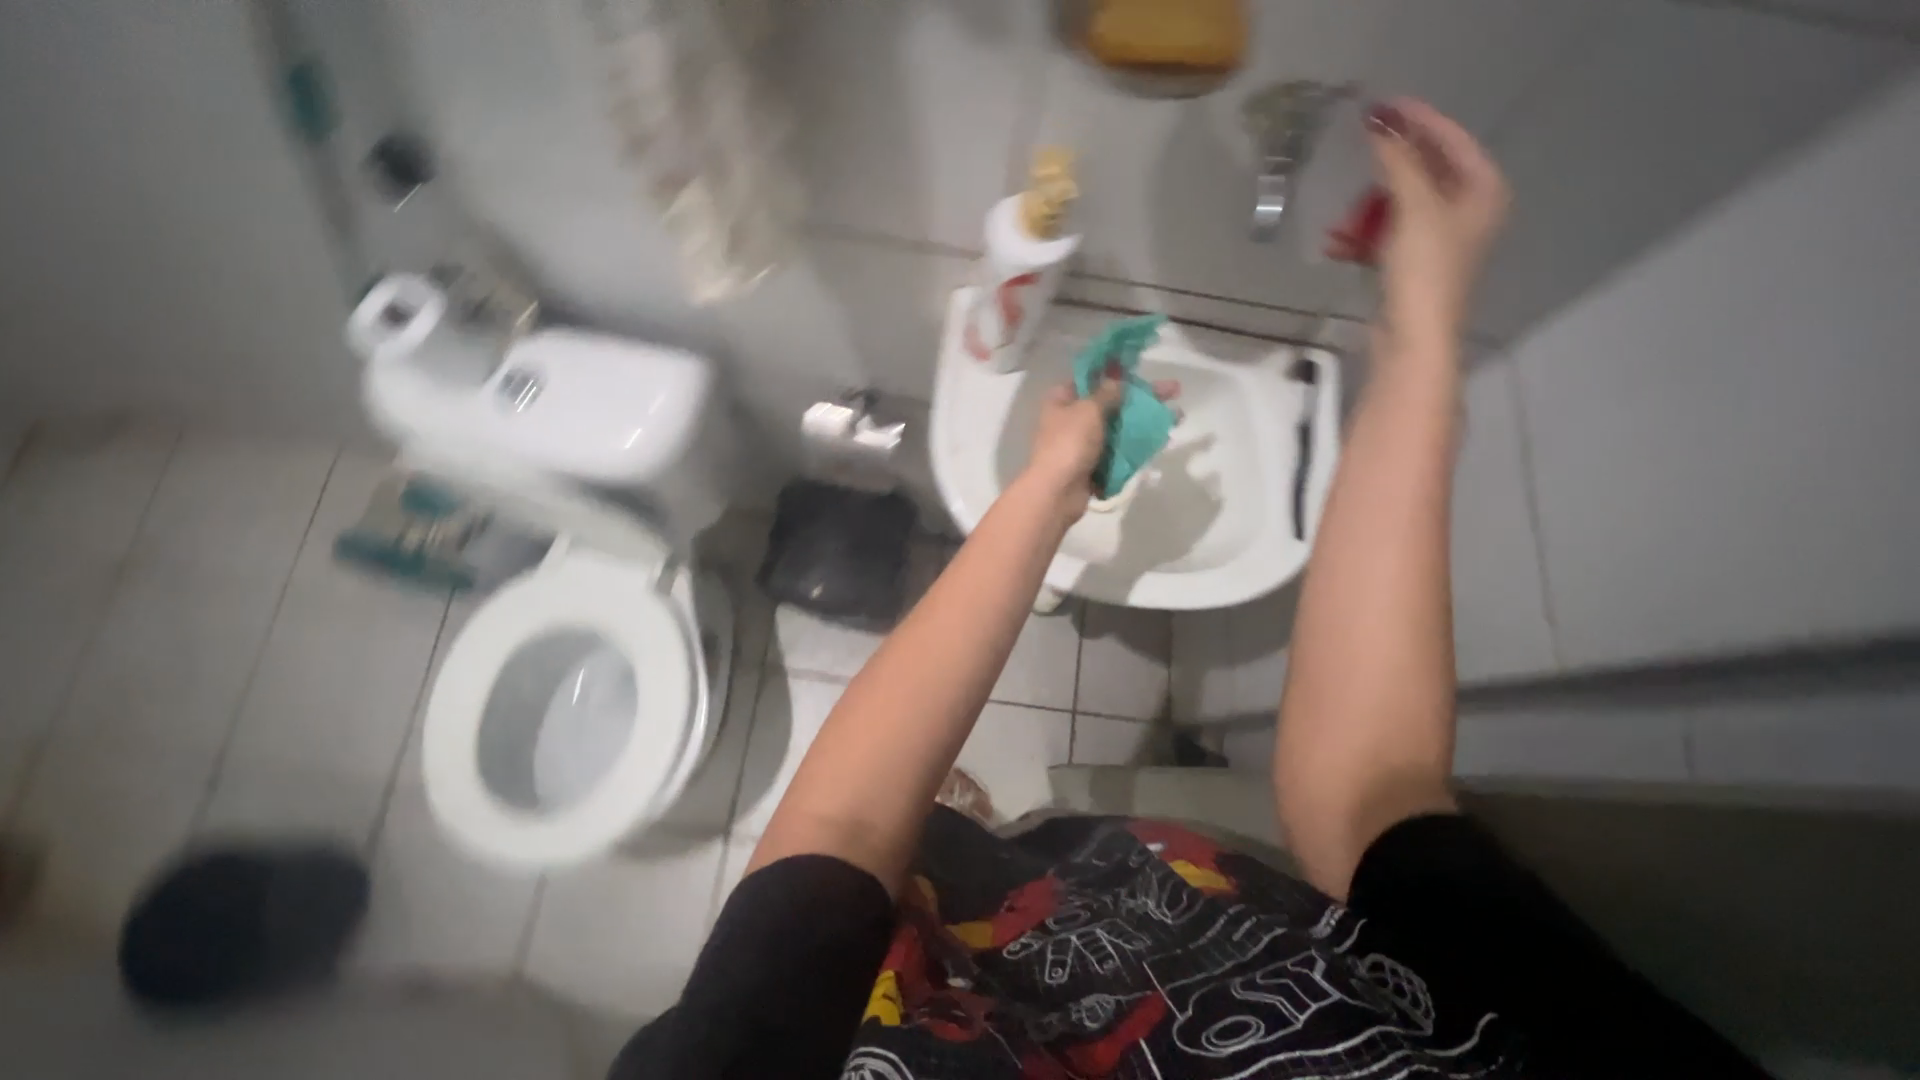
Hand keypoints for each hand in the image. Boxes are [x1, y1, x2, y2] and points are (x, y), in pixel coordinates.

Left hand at [1022, 371, 1178, 519]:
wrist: (1056, 493)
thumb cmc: (1069, 444)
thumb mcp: (1088, 409)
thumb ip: (1107, 392)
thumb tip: (1118, 381)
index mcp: (1063, 398)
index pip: (1091, 377)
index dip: (1116, 371)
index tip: (1141, 367)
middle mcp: (1072, 418)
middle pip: (1111, 402)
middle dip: (1142, 396)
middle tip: (1174, 390)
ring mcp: (1084, 443)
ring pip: (1118, 427)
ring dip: (1145, 421)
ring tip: (1176, 416)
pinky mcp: (1094, 464)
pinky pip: (1119, 450)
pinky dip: (1137, 444)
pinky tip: (1162, 439)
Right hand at [1366, 98, 1509, 350]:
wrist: (1414, 338)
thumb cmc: (1425, 270)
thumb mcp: (1414, 206)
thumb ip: (1398, 160)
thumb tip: (1377, 123)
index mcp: (1483, 190)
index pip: (1451, 139)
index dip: (1417, 119)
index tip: (1380, 106)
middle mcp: (1467, 210)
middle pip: (1424, 171)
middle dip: (1386, 168)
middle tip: (1358, 153)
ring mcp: (1438, 240)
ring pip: (1399, 205)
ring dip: (1366, 208)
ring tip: (1342, 218)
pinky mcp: (1411, 265)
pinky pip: (1384, 235)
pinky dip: (1361, 236)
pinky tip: (1336, 243)